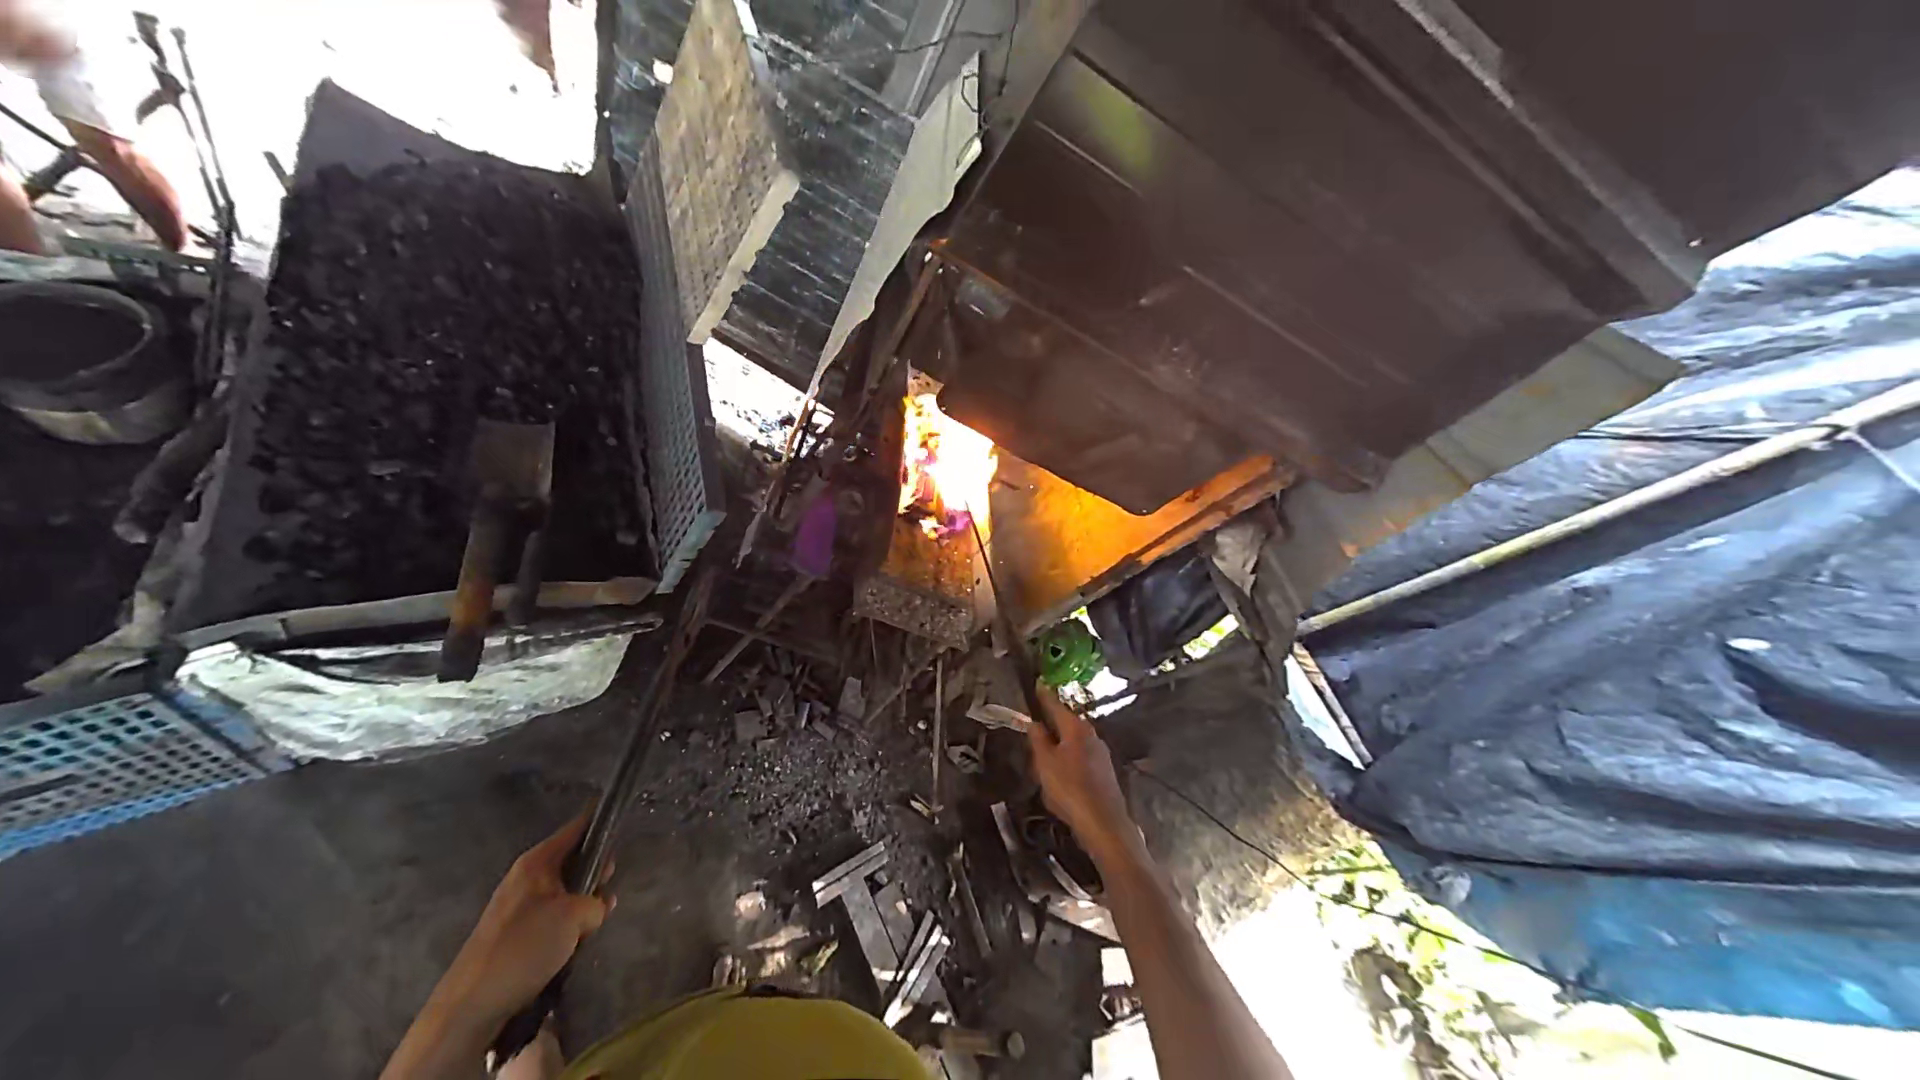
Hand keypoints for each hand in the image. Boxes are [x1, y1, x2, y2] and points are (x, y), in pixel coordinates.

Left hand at [434, 813, 613, 1026]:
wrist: (471, 1006)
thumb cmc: (524, 947)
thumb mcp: (575, 915)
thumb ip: (597, 901)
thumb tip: (597, 907)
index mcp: (537, 862)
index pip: (578, 827)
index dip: (603, 821)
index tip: (624, 821)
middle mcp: (528, 878)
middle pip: (576, 859)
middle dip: (598, 873)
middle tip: (606, 889)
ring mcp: (522, 907)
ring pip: (569, 892)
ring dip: (586, 906)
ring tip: (592, 925)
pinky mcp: (519, 935)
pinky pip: (556, 918)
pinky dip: (571, 926)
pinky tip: (576, 944)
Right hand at [1025, 684, 1144, 866]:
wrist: (1103, 822)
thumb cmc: (1070, 788)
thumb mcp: (1045, 763)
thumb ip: (1038, 740)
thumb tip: (1034, 722)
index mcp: (1076, 728)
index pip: (1056, 705)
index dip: (1044, 696)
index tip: (1037, 683)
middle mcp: (1091, 735)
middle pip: (1067, 722)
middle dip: (1052, 720)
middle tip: (1036, 717)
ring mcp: (1100, 753)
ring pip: (1074, 740)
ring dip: (1060, 740)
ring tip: (1044, 746)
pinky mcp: (1104, 771)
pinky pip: (1080, 756)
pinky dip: (1068, 756)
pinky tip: (1061, 769)